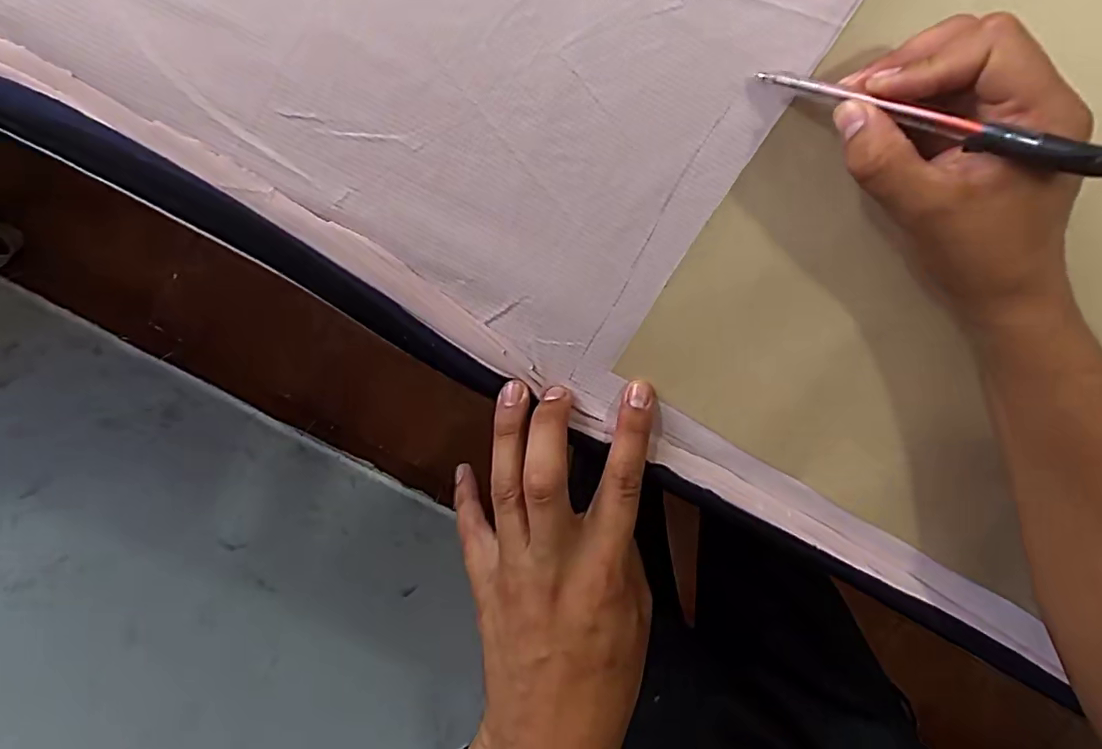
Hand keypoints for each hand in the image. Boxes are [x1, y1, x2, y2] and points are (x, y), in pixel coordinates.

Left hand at [454, 379, 657, 748]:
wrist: (548, 738)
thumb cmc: (607, 674)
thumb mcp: (637, 611)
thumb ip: (622, 549)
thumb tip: (613, 499)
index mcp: (601, 570)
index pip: (620, 487)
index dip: (629, 435)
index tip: (634, 393)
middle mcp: (552, 560)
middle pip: (544, 479)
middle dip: (548, 425)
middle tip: (554, 387)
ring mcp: (510, 568)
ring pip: (503, 490)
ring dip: (506, 436)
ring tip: (511, 392)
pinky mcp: (482, 580)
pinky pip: (469, 528)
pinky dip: (465, 493)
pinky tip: (465, 464)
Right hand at [832, 12, 1092, 331]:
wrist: (1004, 296)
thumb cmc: (980, 257)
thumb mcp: (923, 209)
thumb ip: (882, 158)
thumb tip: (847, 109)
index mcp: (1043, 113)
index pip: (990, 46)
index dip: (927, 62)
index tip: (875, 95)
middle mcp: (1036, 99)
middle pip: (972, 40)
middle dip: (912, 62)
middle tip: (863, 94)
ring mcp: (1012, 110)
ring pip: (955, 56)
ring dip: (904, 76)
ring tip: (864, 104)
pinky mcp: (986, 123)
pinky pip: (944, 86)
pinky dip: (907, 94)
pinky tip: (881, 116)